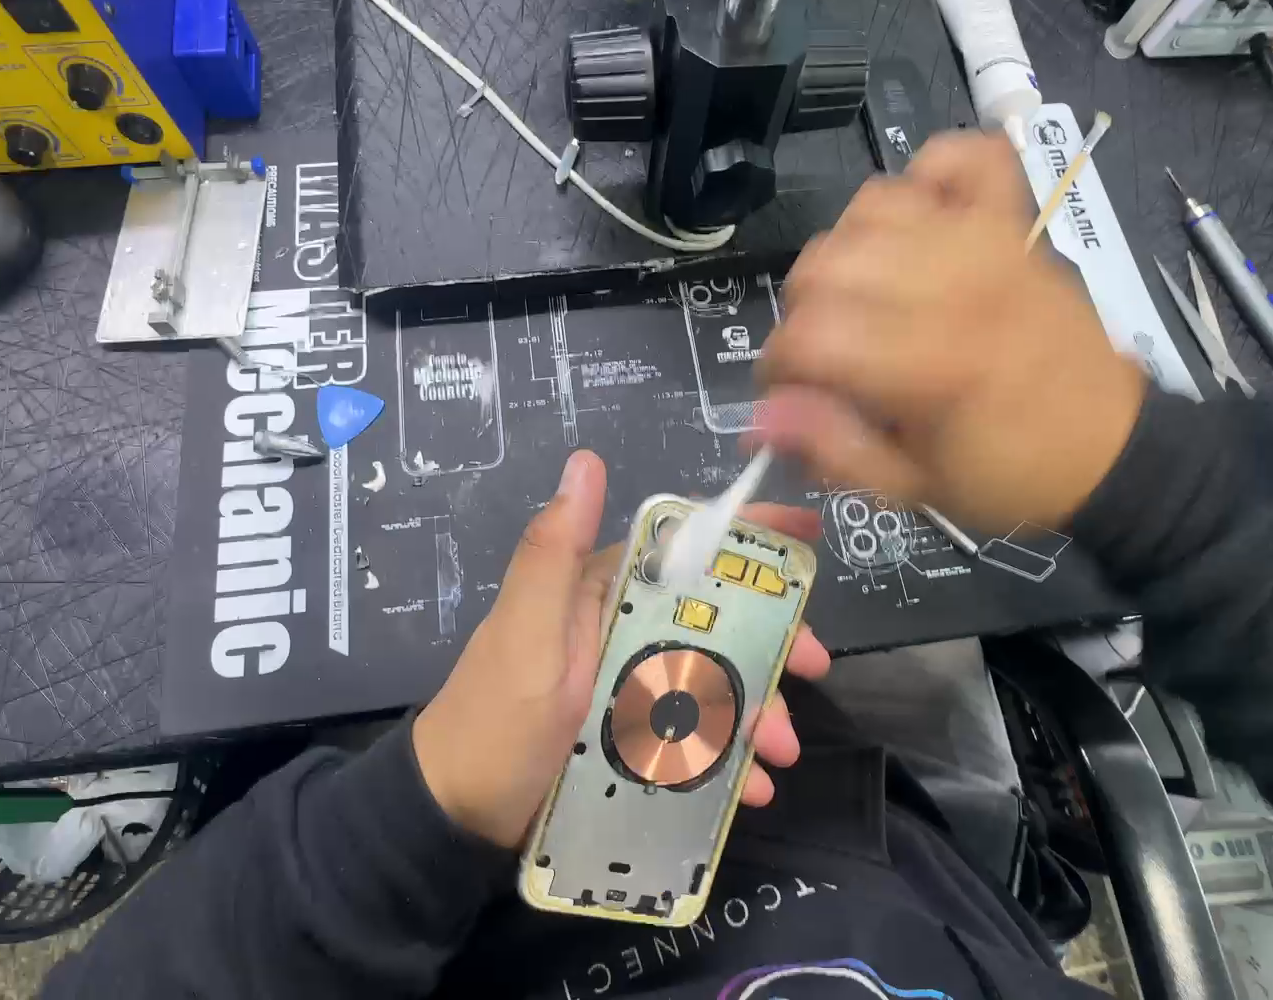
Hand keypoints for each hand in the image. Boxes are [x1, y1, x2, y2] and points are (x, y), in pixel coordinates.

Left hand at [413, 450, 831, 848]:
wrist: (456, 813)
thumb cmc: (496, 717)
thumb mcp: (526, 633)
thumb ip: (555, 550)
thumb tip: (585, 460)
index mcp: (604, 588)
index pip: (683, 545)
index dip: (747, 534)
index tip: (809, 534)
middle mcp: (623, 624)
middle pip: (715, 616)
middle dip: (771, 639)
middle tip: (816, 667)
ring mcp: (630, 679)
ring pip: (713, 677)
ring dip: (757, 707)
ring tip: (778, 754)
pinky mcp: (632, 729)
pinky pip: (695, 730)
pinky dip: (727, 754)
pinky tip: (749, 785)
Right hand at [754, 132, 1146, 530]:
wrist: (1110, 450)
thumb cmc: (1007, 475)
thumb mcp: (910, 487)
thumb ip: (831, 447)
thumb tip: (760, 415)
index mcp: (931, 364)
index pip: (809, 335)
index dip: (776, 364)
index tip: (788, 390)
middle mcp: (955, 285)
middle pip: (825, 263)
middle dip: (801, 312)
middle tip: (826, 352)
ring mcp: (989, 242)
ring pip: (871, 206)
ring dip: (846, 250)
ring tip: (862, 293)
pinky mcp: (1015, 221)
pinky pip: (960, 156)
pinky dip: (926, 176)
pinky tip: (916, 224)